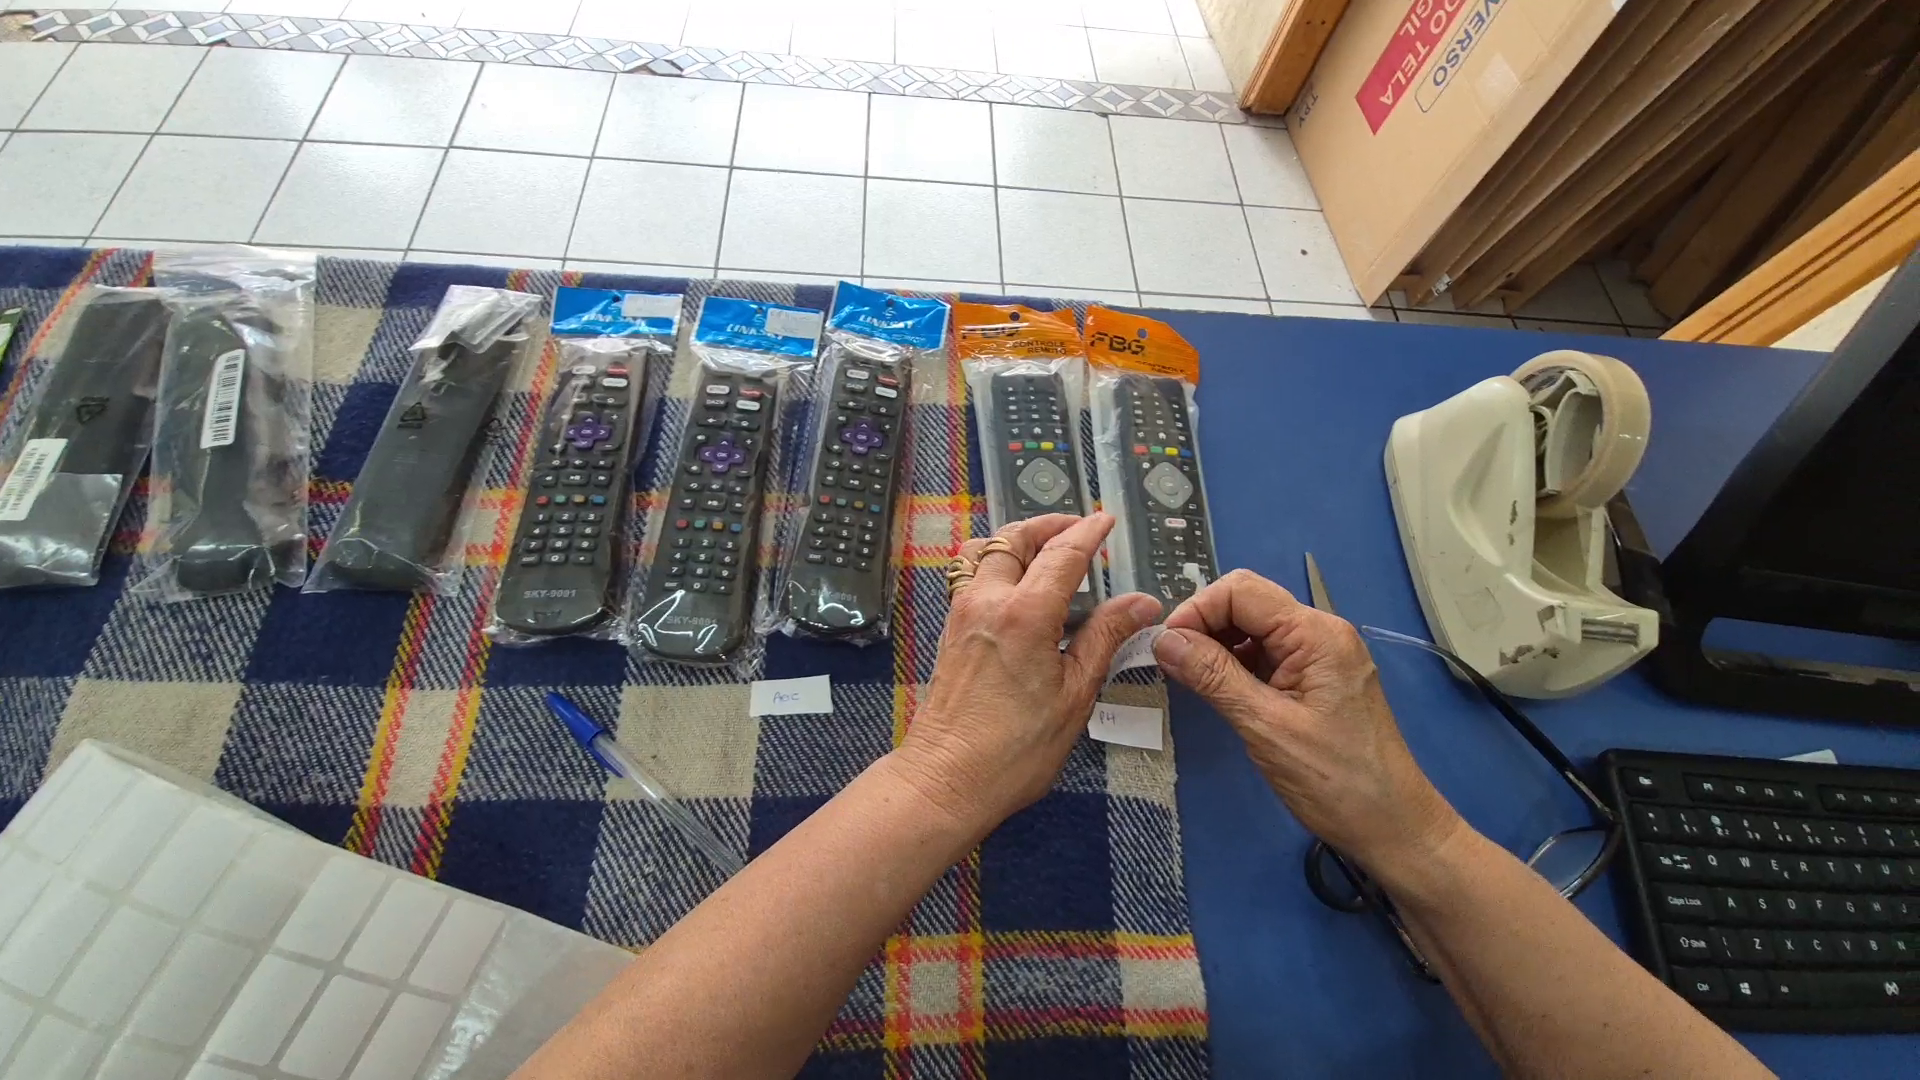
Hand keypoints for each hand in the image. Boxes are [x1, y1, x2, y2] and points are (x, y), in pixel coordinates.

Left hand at [891, 513, 1163, 834]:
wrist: (947, 778)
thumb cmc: (1015, 748)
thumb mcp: (1074, 694)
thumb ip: (1105, 638)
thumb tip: (1141, 603)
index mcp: (1025, 614)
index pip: (1062, 553)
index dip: (1088, 532)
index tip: (1106, 521)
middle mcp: (987, 601)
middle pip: (1014, 539)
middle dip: (1048, 525)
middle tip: (1078, 530)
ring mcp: (962, 612)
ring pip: (985, 551)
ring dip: (1016, 540)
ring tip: (1046, 551)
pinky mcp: (951, 629)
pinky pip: (970, 575)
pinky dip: (996, 562)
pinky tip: (1018, 585)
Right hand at [1152, 569, 1463, 869]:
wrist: (1395, 830)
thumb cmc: (1336, 781)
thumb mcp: (1265, 727)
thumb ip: (1213, 676)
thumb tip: (1162, 640)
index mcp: (1316, 634)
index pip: (1241, 591)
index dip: (1196, 610)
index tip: (1166, 647)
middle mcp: (1319, 632)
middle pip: (1246, 601)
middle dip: (1203, 623)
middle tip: (1173, 660)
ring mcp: (1318, 654)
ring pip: (1251, 625)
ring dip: (1215, 643)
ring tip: (1189, 675)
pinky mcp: (1313, 677)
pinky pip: (1263, 651)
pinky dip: (1233, 661)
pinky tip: (1216, 686)